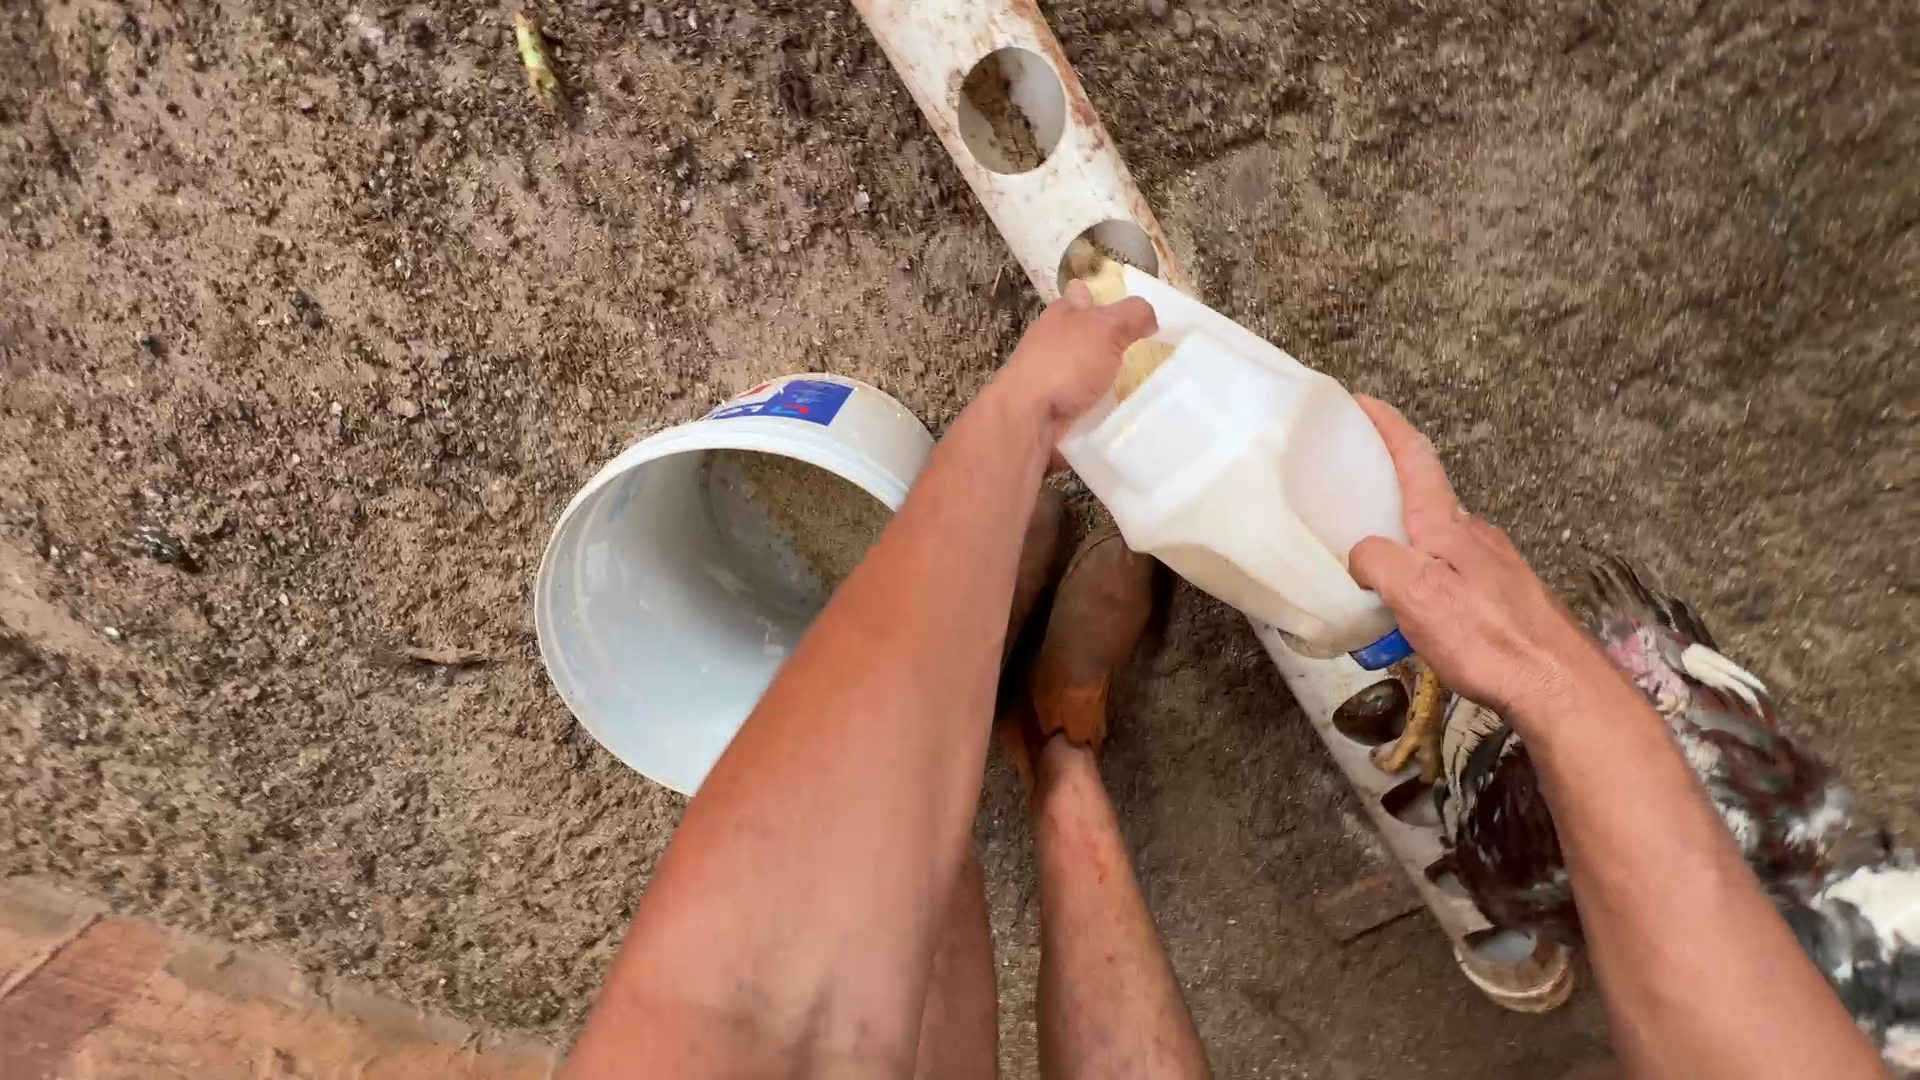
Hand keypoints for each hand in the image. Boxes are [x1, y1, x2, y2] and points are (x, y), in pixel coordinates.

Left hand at [991, 280, 1156, 434]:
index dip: (1102, 299)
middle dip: (1111, 347)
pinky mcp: (1054, 410)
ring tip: (1143, 389)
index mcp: (1061, 315)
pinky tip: (1122, 414)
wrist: (1029, 417)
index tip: (1128, 313)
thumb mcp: (1106, 328)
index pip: (1081, 296)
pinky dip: (1100, 410)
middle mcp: (1052, 344)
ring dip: (1108, 382)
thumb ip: (1132, 316)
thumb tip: (1150, 318)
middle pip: (1085, 339)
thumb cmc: (1065, 363)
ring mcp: (1050, 379)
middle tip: (1147, 355)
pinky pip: (1085, 406)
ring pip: (1086, 375)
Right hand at [1349, 396, 1601, 717]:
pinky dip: (1421, 576)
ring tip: (1370, 572)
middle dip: (1386, 491)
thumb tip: (1362, 556)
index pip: (1416, 460)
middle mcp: (1473, 536)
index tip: (1363, 403)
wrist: (1562, 689)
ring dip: (1402, 544)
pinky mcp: (1503, 596)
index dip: (1388, 427)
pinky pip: (1449, 571)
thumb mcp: (1415, 595)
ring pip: (1435, 541)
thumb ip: (1378, 561)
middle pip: (1423, 499)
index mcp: (1448, 526)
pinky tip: (1412, 611)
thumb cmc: (1485, 637)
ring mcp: (1493, 565)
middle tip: (1347, 501)